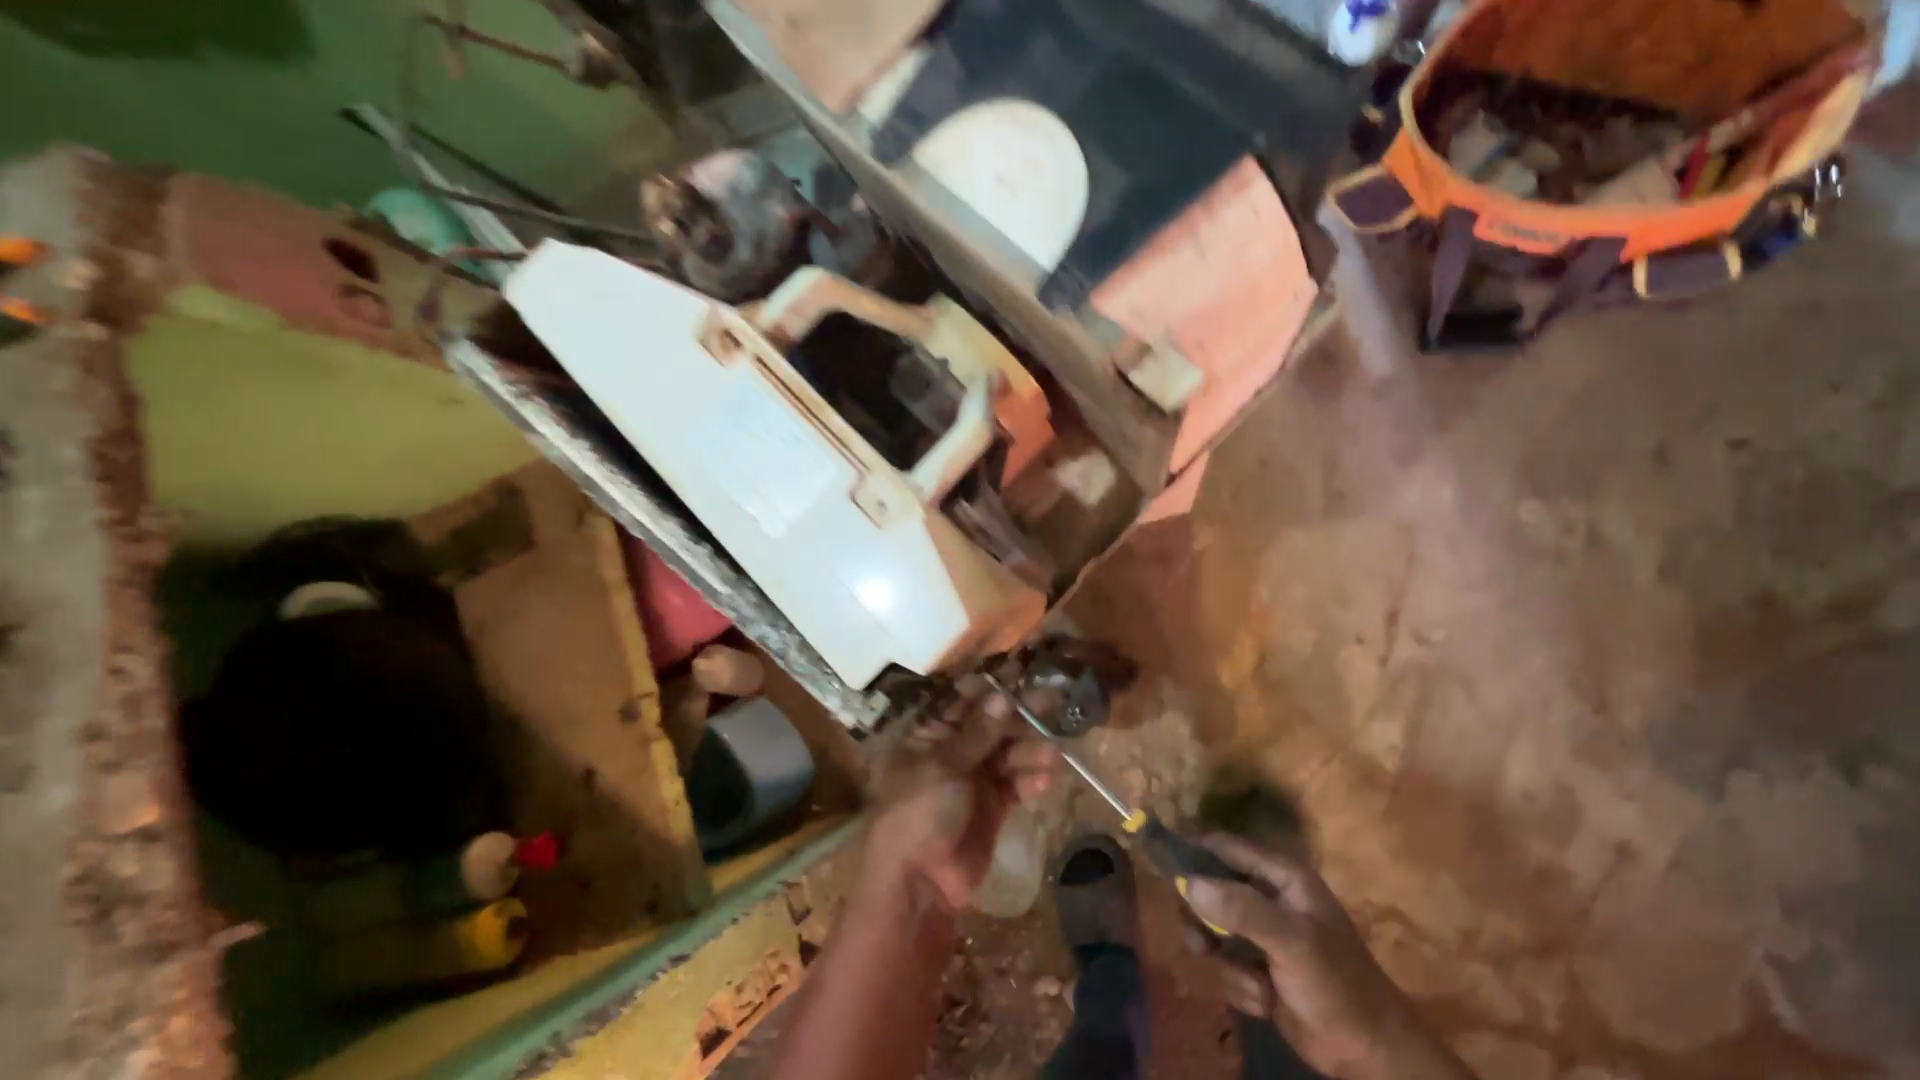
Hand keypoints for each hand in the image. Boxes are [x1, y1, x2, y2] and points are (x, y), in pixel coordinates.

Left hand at [860, 679, 1058, 909]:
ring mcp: (973, 781)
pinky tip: (1046, 780)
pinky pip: (1015, 786)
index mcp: (929, 736)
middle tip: (1053, 700)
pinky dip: (1030, 781)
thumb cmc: (918, 813)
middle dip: (1020, 715)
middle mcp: (952, 752)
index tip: (1021, 670)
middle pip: (991, 726)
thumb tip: (1002, 697)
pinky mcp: (992, 808)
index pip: (962, 702)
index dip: (990, 687)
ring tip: (1053, 753)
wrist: (917, 882)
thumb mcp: (943, 767)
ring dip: (1030, 751)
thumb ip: (977, 734)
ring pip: (1008, 755)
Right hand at [1185, 834, 1471, 1079]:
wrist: (1368, 1050)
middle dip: (1204, 921)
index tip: (1156, 857)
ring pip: (1210, 930)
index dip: (1191, 847)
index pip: (1225, 847)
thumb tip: (1187, 882)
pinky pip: (1223, 965)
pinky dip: (1239, 985)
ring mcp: (1261, 934)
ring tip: (1250, 984)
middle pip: (1209, 890)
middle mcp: (1268, 898)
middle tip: (1204, 942)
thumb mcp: (1291, 941)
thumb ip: (1241, 909)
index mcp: (1282, 877)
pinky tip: (1266, 1002)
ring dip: (1224, 962)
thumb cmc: (1337, 983)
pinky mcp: (1256, 968)